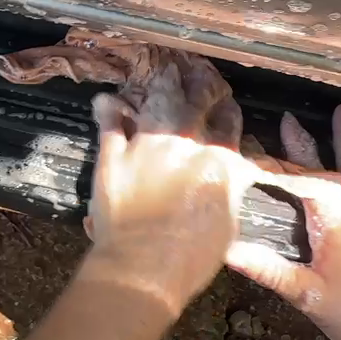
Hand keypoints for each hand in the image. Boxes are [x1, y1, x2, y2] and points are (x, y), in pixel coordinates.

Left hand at [78, 91, 254, 320]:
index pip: (228, 127)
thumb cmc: (191, 257)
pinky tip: (108, 100)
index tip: (225, 103)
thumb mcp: (227, 224)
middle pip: (194, 105)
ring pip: (154, 105)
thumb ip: (229, 189)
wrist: (141, 267)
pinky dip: (109, 108)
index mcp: (217, 162)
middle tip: (199, 75)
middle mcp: (182, 145)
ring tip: (165, 73)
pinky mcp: (112, 153)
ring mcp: (144, 145)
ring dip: (162, 88)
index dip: (227, 112)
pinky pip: (109, 122)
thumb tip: (233, 174)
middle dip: (201, 87)